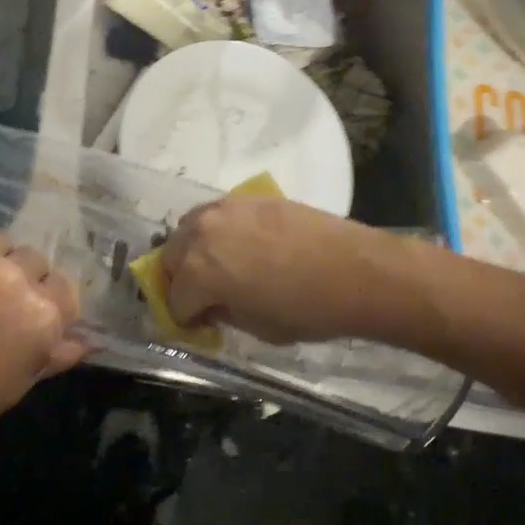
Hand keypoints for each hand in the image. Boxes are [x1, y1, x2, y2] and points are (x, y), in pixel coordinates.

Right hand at [159, 194, 417, 344]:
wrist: (355, 270)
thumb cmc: (307, 310)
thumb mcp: (257, 326)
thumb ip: (223, 312)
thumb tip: (212, 306)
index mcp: (197, 271)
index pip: (174, 300)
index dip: (186, 317)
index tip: (201, 324)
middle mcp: (199, 233)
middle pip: (170, 257)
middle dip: (181, 278)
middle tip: (206, 294)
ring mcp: (222, 209)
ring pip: (188, 228)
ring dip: (194, 249)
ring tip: (222, 264)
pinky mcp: (245, 197)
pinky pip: (216, 214)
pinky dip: (219, 231)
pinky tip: (245, 245)